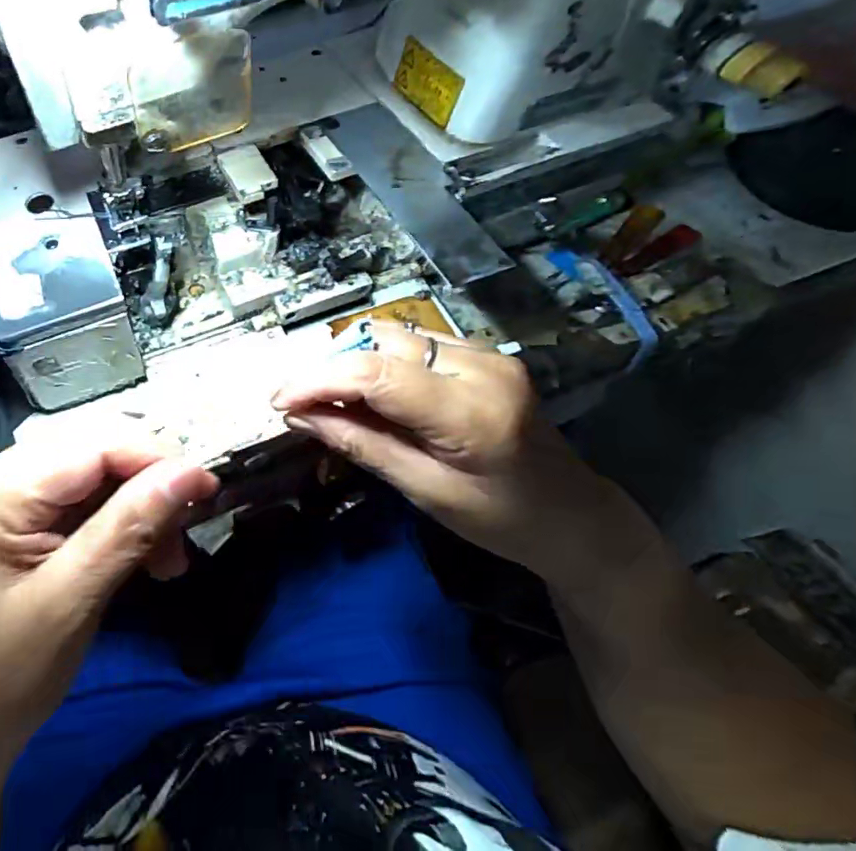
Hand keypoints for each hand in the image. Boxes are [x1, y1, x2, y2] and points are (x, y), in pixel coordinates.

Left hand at [0, 442, 218, 784]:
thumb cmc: (8, 673)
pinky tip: (151, 557)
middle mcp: (6, 475)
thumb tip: (192, 472)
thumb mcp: (73, 598)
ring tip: (170, 559)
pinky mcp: (34, 516)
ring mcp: (19, 494)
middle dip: (152, 484)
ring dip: (146, 506)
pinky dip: (131, 521)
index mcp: (0, 489)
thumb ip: (130, 527)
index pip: (95, 445)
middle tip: (185, 535)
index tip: (208, 490)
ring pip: (105, 471)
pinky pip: (96, 497)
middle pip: (101, 449)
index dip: (156, 459)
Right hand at [272, 323, 627, 586]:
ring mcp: (485, 353)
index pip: (378, 374)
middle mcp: (480, 365)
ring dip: (354, 361)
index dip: (320, 381)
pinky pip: (416, 344)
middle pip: (383, 343)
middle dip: (332, 369)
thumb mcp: (425, 491)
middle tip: (301, 406)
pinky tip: (370, 393)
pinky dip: (381, 362)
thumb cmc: (501, 519)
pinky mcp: (483, 353)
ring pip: (396, 336)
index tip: (280, 402)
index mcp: (471, 411)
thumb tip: (301, 417)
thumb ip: (362, 444)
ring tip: (330, 399)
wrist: (574, 513)